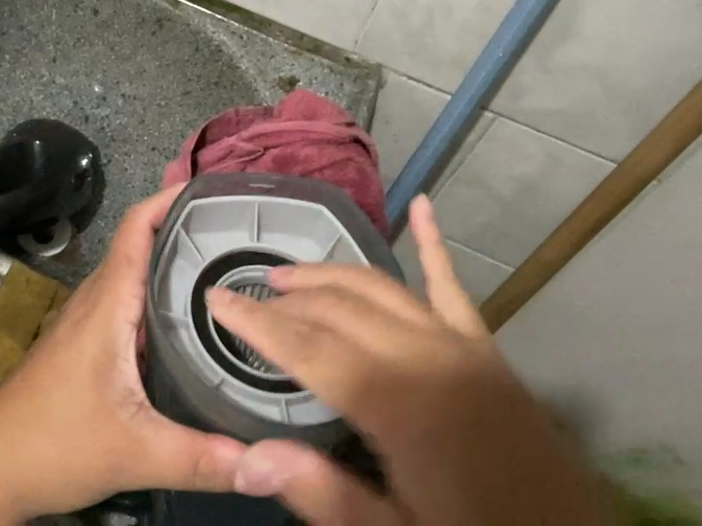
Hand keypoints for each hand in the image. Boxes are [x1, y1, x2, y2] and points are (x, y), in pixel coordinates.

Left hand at [0, 187, 244, 523]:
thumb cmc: (49, 444)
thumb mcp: (135, 452)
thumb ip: (203, 457)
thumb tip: (270, 463)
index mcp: (108, 303)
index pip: (137, 226)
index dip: (171, 198)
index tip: (214, 190)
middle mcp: (98, 301)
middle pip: (142, 245)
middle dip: (187, 228)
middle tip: (239, 230)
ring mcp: (89, 322)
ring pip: (136, 276)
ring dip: (173, 263)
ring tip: (227, 267)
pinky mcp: (87, 346)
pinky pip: (130, 304)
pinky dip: (160, 297)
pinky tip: (190, 323)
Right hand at [208, 195, 605, 524]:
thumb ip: (327, 496)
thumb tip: (251, 456)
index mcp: (397, 402)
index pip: (308, 347)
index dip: (257, 322)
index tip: (215, 298)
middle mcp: (424, 355)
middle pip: (340, 309)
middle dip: (289, 297)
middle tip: (247, 292)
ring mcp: (460, 345)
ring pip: (382, 289)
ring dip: (332, 274)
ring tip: (290, 273)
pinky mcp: (486, 349)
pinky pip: (452, 286)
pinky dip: (433, 243)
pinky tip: (422, 205)